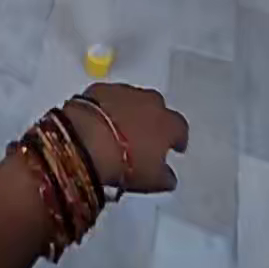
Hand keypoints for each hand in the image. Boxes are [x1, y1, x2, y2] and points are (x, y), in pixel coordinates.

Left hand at [61, 83, 188, 193]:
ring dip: (129, 109)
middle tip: (144, 134)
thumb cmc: (127, 162)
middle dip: (153, 117)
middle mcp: (148, 101)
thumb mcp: (154, 180)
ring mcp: (122, 91)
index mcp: (167, 123)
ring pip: (132, 97)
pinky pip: (108, 95)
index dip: (177, 137)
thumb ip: (166, 176)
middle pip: (156, 105)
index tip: (174, 146)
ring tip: (120, 127)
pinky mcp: (98, 87)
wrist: (88, 140)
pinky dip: (108, 104)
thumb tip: (167, 175)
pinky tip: (102, 118)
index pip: (180, 127)